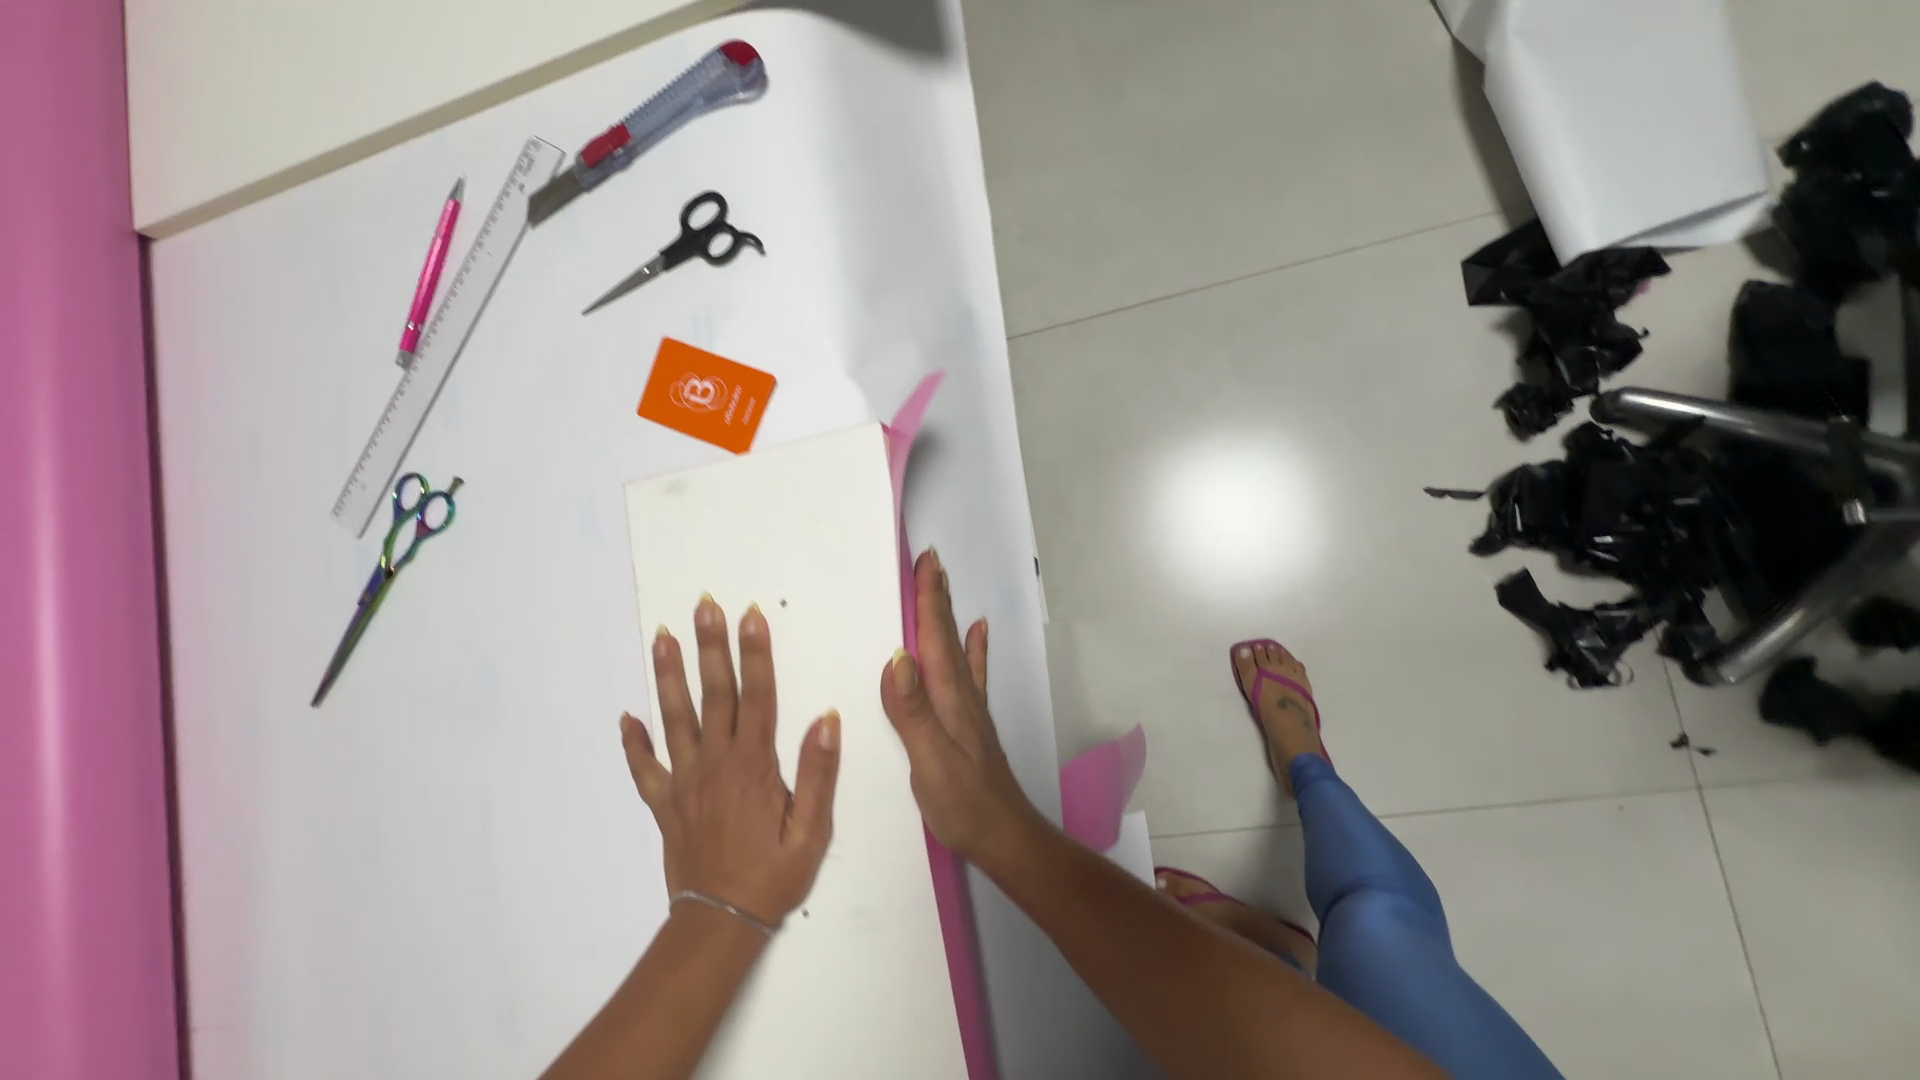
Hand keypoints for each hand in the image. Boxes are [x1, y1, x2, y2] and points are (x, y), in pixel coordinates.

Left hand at [623, 597, 840, 925]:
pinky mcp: (664, 804)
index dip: (755, 654)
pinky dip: (633, 742)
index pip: (757, 696)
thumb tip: (826, 718)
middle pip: (713, 694)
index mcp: (753, 766)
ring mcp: (683, 781)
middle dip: (710, 646)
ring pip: (674, 718)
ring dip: (668, 675)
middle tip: (703, 605)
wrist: (721, 923)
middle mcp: (714, 763)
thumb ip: (819, 773)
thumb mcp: (813, 831)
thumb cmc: (773, 875)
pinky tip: (625, 717)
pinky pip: (644, 768)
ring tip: (662, 636)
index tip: (750, 615)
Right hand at [880, 548, 1042, 863]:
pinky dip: (973, 648)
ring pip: (956, 649)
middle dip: (937, 596)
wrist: (1003, 836)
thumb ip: (912, 712)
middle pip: (948, 635)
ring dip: (948, 615)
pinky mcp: (970, 724)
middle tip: (930, 559)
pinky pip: (970, 674)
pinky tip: (977, 633)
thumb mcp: (930, 761)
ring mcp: (968, 709)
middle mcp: (961, 695)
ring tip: (944, 584)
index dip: (930, 599)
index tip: (925, 560)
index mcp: (949, 698)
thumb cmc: (963, 803)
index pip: (936, 638)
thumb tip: (897, 658)